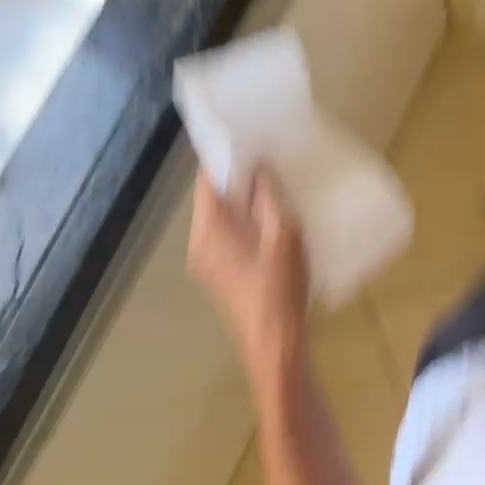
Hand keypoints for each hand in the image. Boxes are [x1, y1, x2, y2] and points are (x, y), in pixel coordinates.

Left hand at [187, 169, 309, 379]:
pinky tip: (275, 227)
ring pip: (225, 219)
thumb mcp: (284, 234)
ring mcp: (208, 263)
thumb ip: (269, 197)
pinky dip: (249, 226)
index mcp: (208, 229)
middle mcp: (199, 243)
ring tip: (279, 193)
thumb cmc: (279, 286)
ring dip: (248, 204)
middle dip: (243, 180)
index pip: (208, 179)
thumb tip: (260, 169)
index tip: (253, 141)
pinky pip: (231, 238)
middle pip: (215, 198)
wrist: (275, 343)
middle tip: (274, 164)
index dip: (228, 157)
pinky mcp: (222, 276)